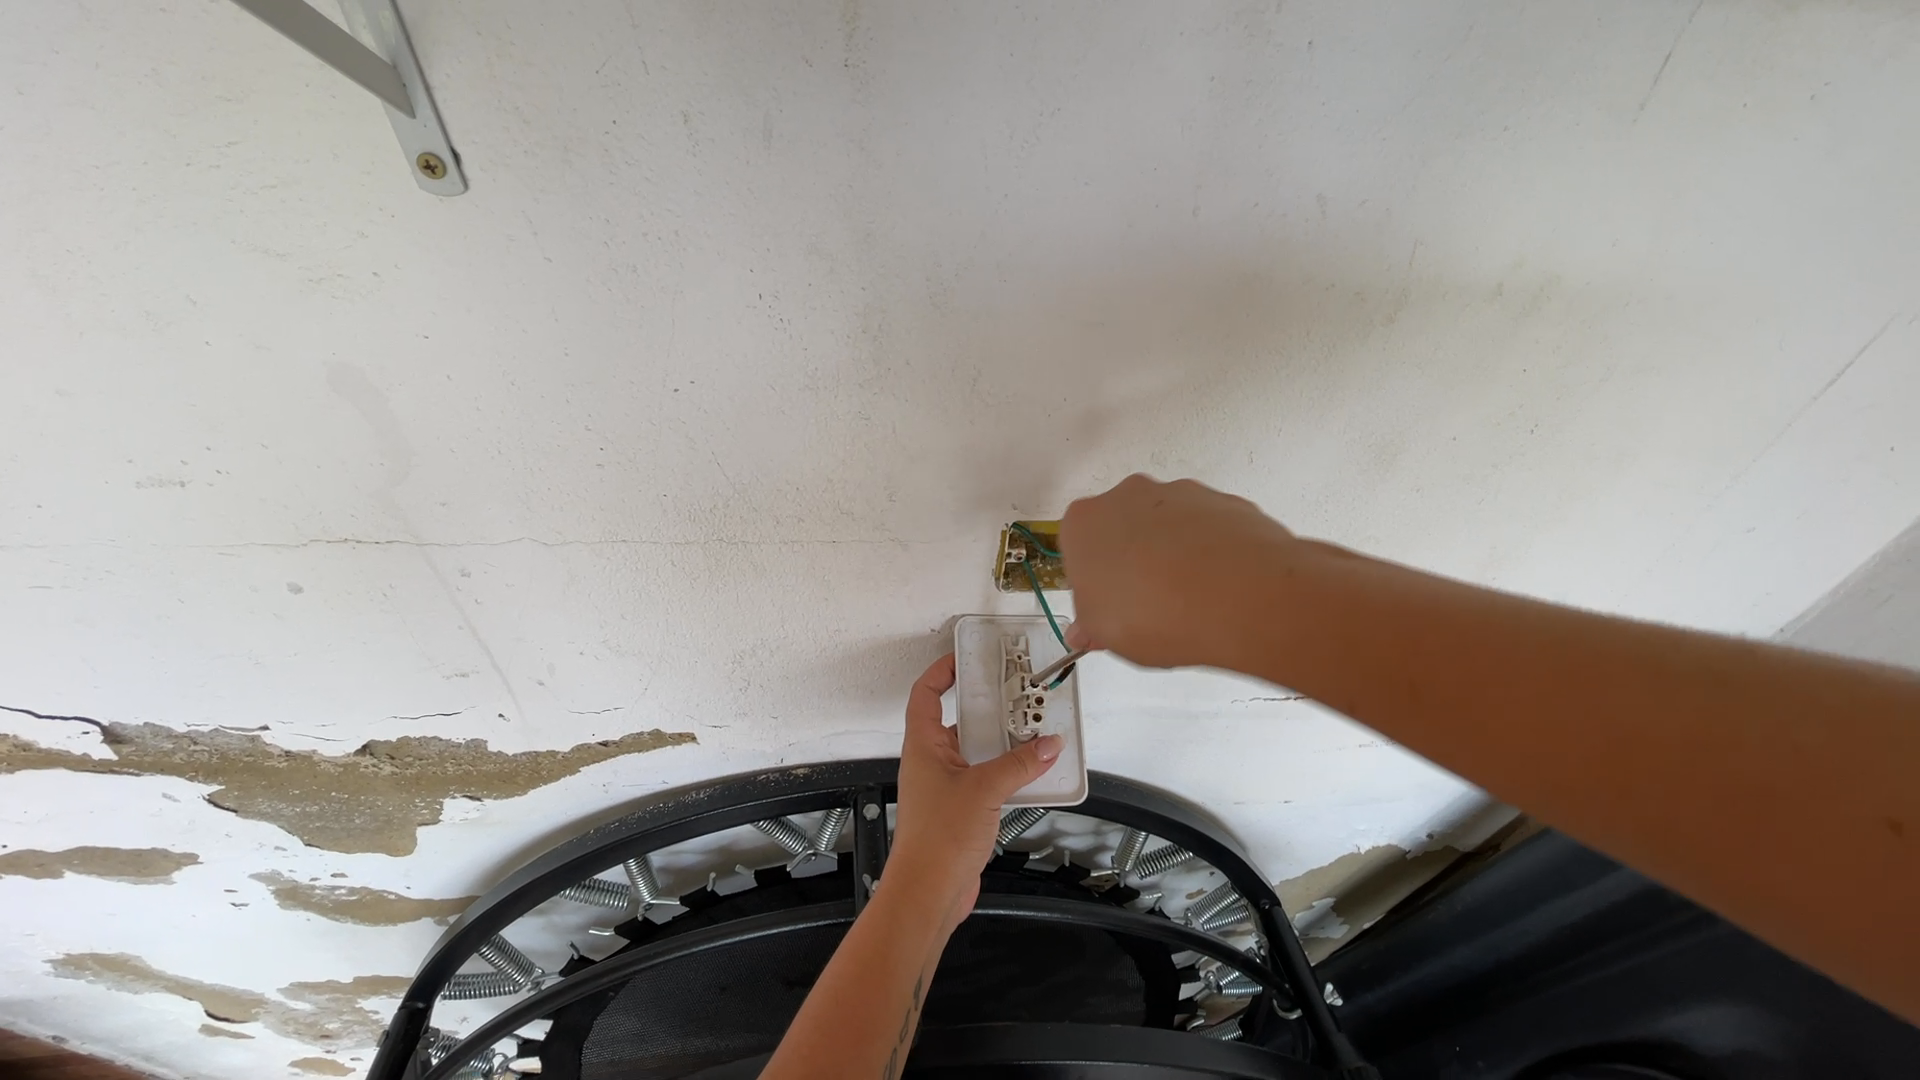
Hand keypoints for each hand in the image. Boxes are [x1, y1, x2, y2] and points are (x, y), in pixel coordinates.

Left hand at [888, 654, 1062, 926]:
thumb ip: (1019, 765)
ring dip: (1002, 743)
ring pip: (975, 752)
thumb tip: (1047, 745)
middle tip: (1015, 695)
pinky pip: (986, 779)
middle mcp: (932, 762)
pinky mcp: (961, 809)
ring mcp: (945, 786)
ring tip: (1033, 731)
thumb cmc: (938, 839)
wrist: (930, 892)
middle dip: (986, 708)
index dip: (941, 672)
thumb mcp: (984, 790)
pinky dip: (1007, 773)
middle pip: (957, 721)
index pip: (924, 695)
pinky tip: (1032, 773)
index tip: (965, 659)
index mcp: (924, 746)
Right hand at [1061, 474, 1299, 668]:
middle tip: (1149, 608)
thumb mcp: (1105, 634)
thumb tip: (1085, 632)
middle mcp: (1128, 495)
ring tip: (1192, 602)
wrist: (1239, 596)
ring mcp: (1181, 493)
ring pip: (1168, 527)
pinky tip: (1222, 589)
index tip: (1111, 610)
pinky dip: (1212, 553)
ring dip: (1174, 555)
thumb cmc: (1152, 613)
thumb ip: (1090, 626)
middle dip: (1133, 562)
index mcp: (1084, 522)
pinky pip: (1210, 529)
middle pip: (1123, 530)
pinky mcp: (1226, 501)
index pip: (1079, 550)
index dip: (1095, 584)